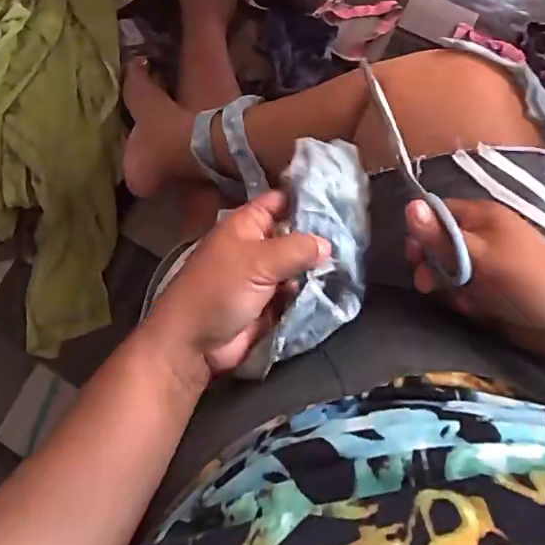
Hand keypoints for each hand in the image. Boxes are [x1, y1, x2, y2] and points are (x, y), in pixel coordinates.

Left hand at [139, 191, 328, 383]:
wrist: (193, 346)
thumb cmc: (219, 291)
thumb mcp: (259, 262)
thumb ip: (298, 248)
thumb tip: (328, 245)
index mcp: (247, 225)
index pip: (281, 200)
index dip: (306, 198)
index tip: (339, 200)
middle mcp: (257, 246)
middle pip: (294, 233)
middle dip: (319, 236)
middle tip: (352, 236)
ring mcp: (263, 275)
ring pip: (299, 264)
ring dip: (317, 268)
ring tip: (347, 264)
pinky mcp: (270, 302)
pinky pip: (297, 291)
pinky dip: (310, 291)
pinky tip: (332, 288)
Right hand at [405, 197, 544, 360]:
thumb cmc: (526, 279)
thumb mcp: (479, 256)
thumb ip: (441, 236)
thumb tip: (409, 204)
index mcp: (482, 215)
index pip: (438, 212)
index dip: (422, 231)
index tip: (414, 255)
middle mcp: (482, 235)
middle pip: (439, 243)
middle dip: (432, 264)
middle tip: (428, 284)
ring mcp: (487, 263)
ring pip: (448, 270)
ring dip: (447, 286)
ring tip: (459, 300)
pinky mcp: (491, 289)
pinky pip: (463, 291)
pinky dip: (463, 300)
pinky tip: (473, 309)